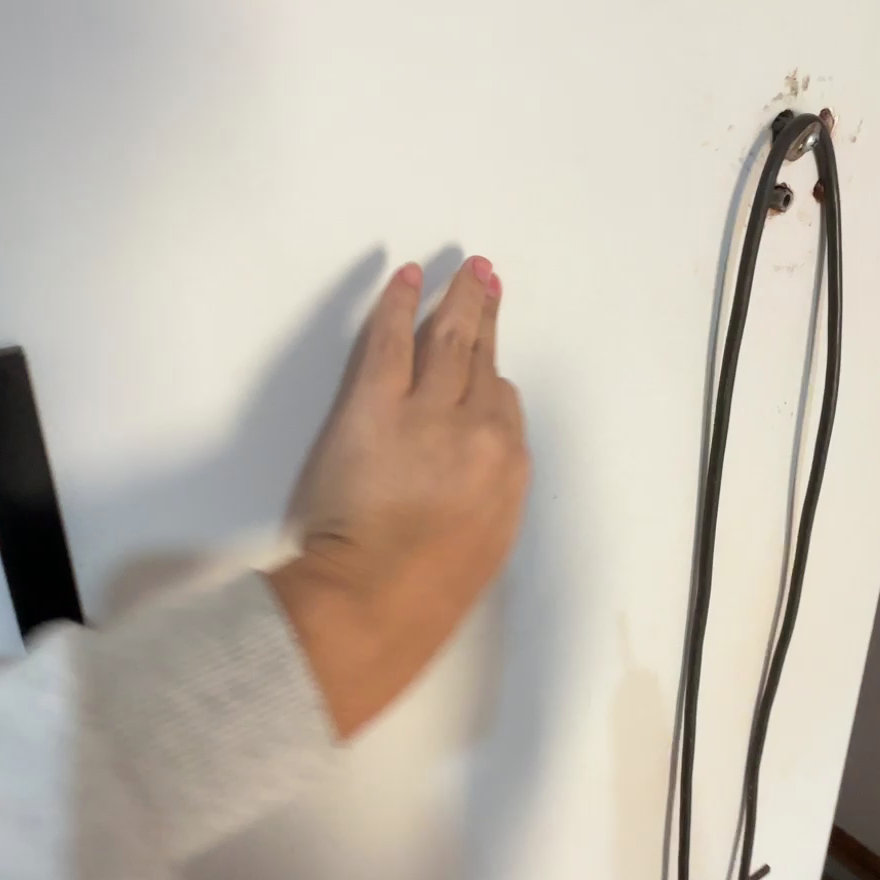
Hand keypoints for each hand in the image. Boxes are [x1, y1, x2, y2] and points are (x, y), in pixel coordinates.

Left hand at [268, 256, 529, 737]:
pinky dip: (399, 303)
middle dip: (486, 315)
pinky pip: (392, 340)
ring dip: (457, 299)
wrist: (370, 608)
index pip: (504, 405)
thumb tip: (484, 461)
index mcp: (508, 471)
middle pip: (484, 361)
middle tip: (487, 279)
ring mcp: (428, 413)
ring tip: (464, 271)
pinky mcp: (377, 405)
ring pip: (448, 340)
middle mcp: (479, 431)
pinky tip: (406, 276)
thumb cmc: (425, 597)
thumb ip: (491, 495)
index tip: (485, 357)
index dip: (490, 376)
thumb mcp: (485, 550)